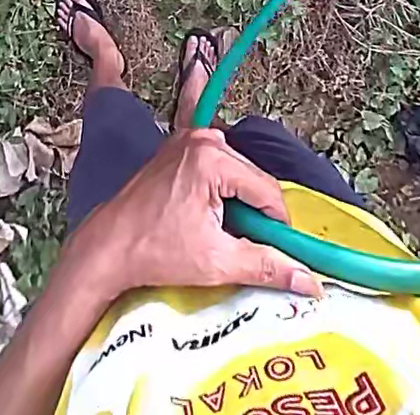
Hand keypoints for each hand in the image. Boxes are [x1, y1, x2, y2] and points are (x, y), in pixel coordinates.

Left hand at [62, 131, 321, 302]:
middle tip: (240, 243)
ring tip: (219, 230)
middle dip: (255, 211)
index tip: (275, 250)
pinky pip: (217, 163)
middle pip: (253, 177)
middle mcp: (203, 139)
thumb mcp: (217, 262)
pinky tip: (206, 212)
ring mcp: (189, 139)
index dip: (277, 224)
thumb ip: (267, 267)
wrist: (109, 244)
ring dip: (238, 200)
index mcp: (212, 159)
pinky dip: (221, 187)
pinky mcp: (179, 145)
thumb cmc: (156, 251)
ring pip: (237, 171)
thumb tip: (310, 280)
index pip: (267, 190)